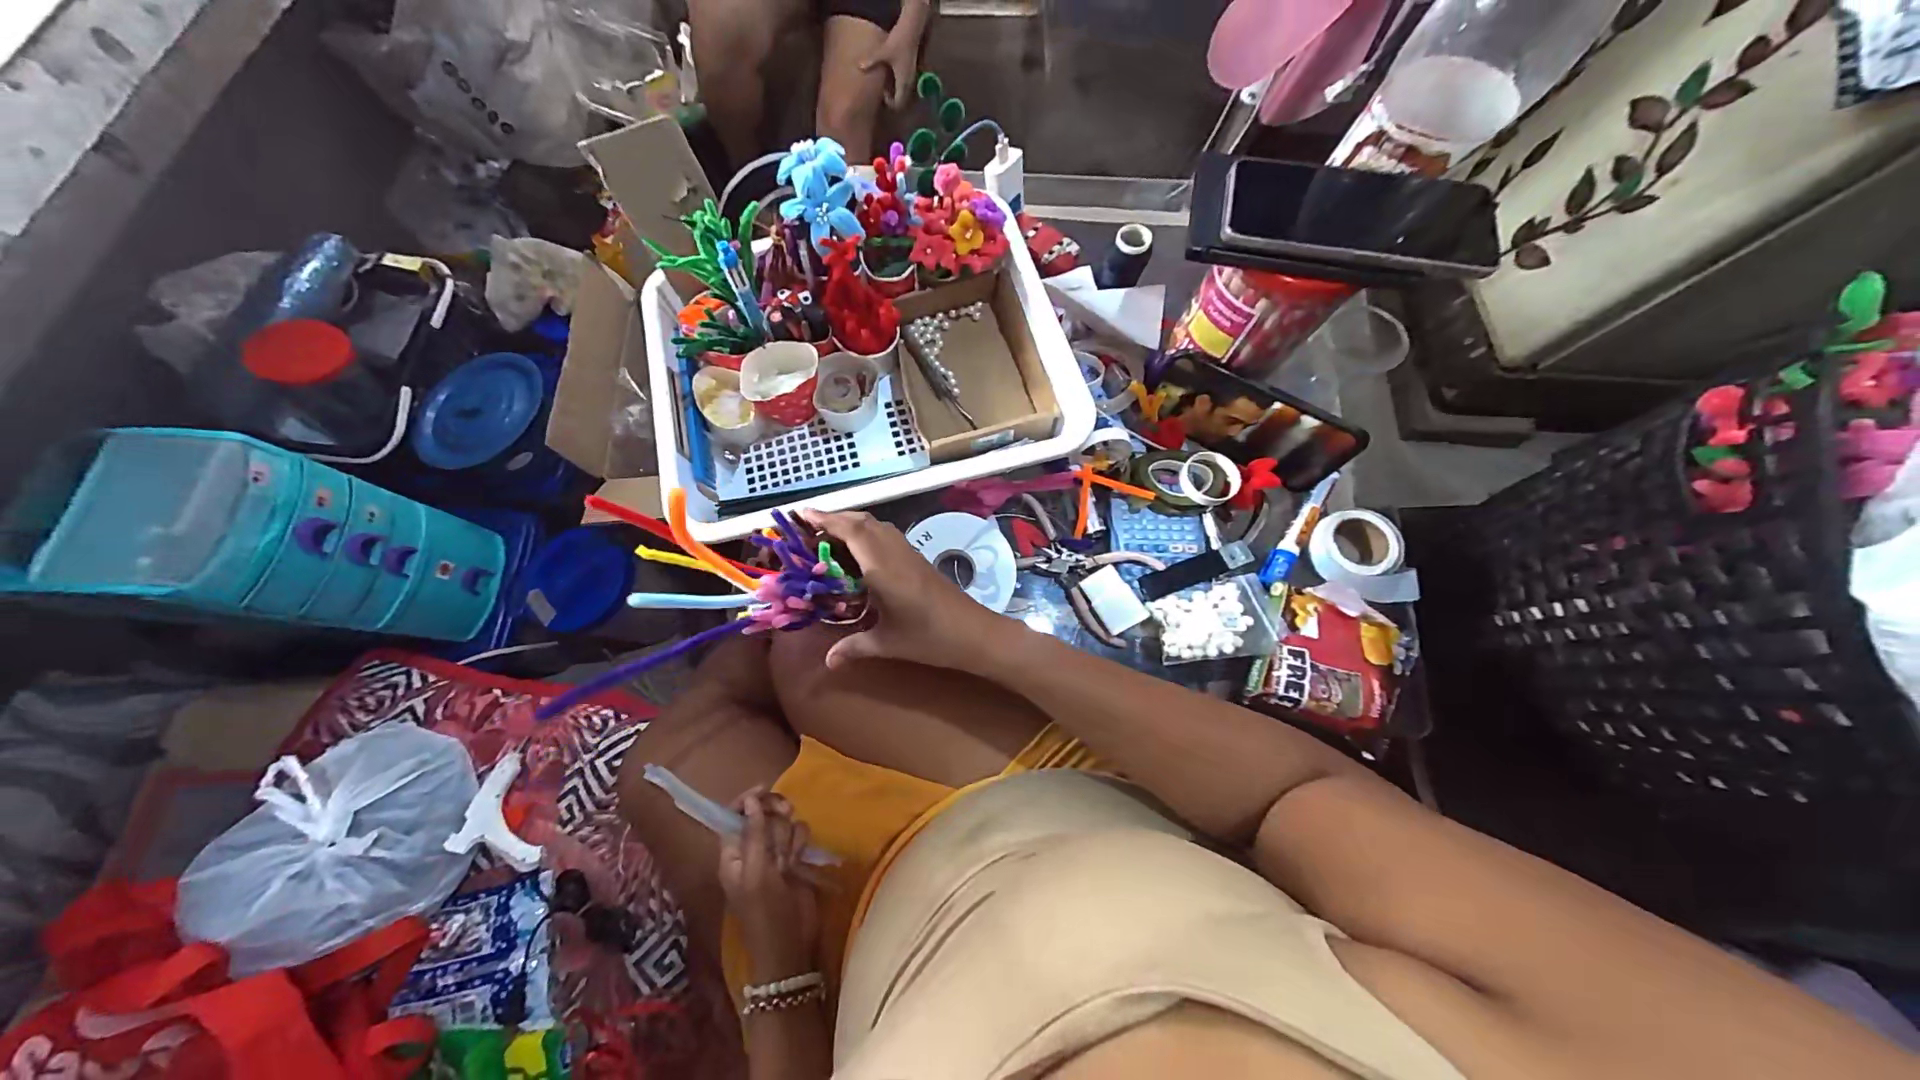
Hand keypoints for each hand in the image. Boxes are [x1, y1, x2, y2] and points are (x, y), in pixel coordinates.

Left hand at [719, 788, 819, 979]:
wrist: (790, 946)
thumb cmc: (766, 912)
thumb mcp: (757, 872)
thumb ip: (754, 834)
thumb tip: (751, 799)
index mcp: (732, 855)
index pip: (734, 816)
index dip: (748, 801)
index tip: (765, 790)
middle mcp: (752, 851)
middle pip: (762, 815)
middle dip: (774, 812)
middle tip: (787, 811)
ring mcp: (774, 856)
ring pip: (783, 824)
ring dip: (788, 833)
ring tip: (789, 855)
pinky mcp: (794, 861)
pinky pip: (799, 837)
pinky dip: (800, 842)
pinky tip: (800, 859)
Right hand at [799, 509, 1012, 671]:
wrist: (975, 633)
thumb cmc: (929, 637)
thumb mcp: (887, 643)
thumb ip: (854, 647)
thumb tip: (828, 661)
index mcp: (882, 566)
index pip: (850, 531)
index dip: (825, 519)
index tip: (802, 514)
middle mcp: (894, 552)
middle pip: (862, 522)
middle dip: (834, 519)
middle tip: (808, 527)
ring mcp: (909, 553)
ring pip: (876, 526)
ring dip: (852, 524)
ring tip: (828, 537)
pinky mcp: (918, 560)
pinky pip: (887, 536)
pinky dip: (867, 535)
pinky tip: (859, 553)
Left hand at [857, 22, 923, 110]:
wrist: (911, 30)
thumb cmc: (898, 42)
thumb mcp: (882, 52)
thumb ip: (871, 61)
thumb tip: (859, 67)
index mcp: (902, 82)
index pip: (899, 103)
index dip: (891, 105)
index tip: (883, 99)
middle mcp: (909, 82)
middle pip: (902, 99)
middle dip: (893, 99)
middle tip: (883, 94)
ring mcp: (912, 76)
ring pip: (905, 92)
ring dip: (896, 91)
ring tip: (886, 85)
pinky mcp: (912, 69)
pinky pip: (906, 83)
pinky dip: (899, 84)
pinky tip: (891, 74)